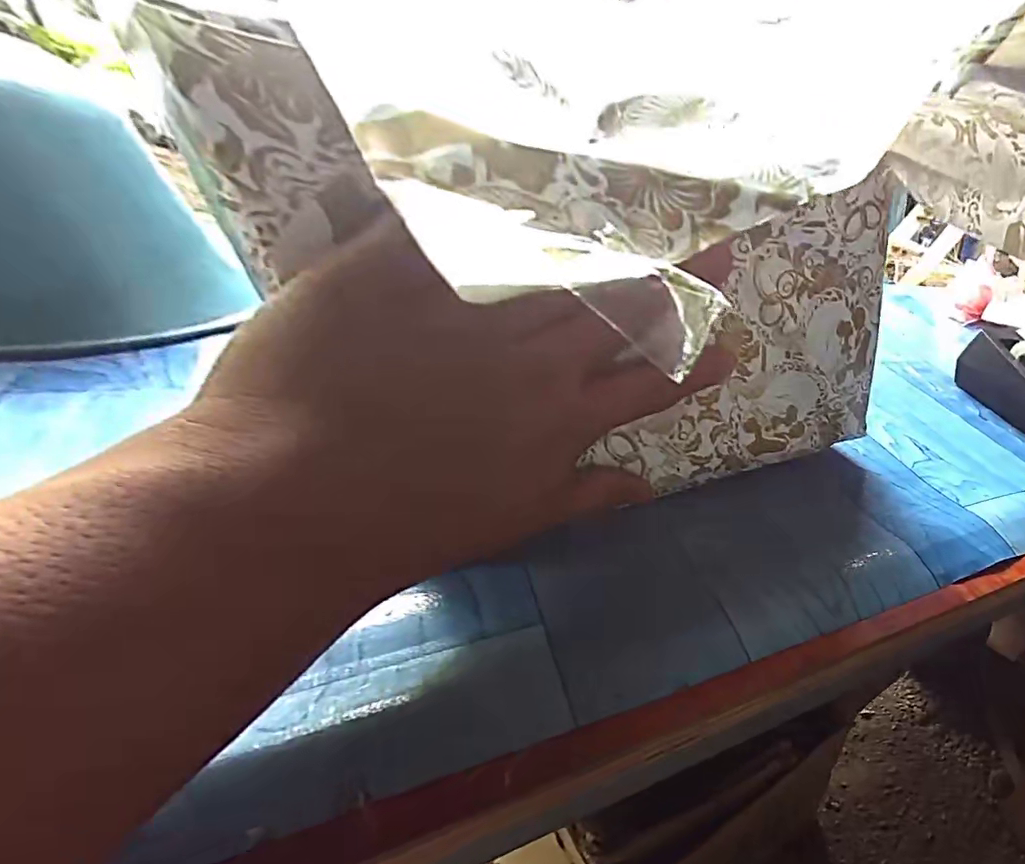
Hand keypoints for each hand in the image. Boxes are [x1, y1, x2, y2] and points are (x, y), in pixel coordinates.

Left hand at [170, 212, 733, 582]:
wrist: (293, 502)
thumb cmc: (419, 522)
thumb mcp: (522, 518)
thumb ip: (591, 495)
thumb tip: (647, 488)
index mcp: (566, 419)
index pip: (651, 384)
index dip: (696, 365)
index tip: (732, 348)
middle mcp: (536, 361)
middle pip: (624, 311)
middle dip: (683, 279)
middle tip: (721, 246)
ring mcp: (469, 313)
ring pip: (559, 267)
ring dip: (614, 241)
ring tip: (652, 217)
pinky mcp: (392, 276)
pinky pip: (452, 229)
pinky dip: (492, 205)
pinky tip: (529, 181)